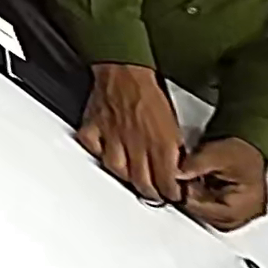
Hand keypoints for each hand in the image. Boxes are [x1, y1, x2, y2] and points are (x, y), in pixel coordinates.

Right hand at [78, 63, 184, 202]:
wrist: (126, 73)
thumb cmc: (150, 96)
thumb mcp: (173, 127)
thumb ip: (174, 152)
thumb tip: (178, 172)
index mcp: (161, 145)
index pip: (167, 182)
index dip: (172, 193)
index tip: (173, 194)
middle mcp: (136, 143)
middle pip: (141, 180)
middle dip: (150, 191)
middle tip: (153, 193)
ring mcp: (111, 133)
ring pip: (115, 168)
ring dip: (124, 176)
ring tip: (129, 178)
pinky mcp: (93, 124)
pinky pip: (90, 145)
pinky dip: (95, 152)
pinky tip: (102, 153)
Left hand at [178, 137, 267, 230]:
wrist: (244, 142)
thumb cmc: (237, 150)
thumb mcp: (214, 154)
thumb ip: (195, 165)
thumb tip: (175, 174)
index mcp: (249, 204)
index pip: (219, 214)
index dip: (193, 204)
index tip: (175, 191)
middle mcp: (247, 211)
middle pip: (215, 219)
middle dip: (193, 205)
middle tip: (175, 189)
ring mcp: (239, 209)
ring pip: (211, 215)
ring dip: (194, 202)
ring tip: (181, 185)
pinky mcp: (228, 202)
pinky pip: (211, 207)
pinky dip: (197, 198)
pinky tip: (187, 185)